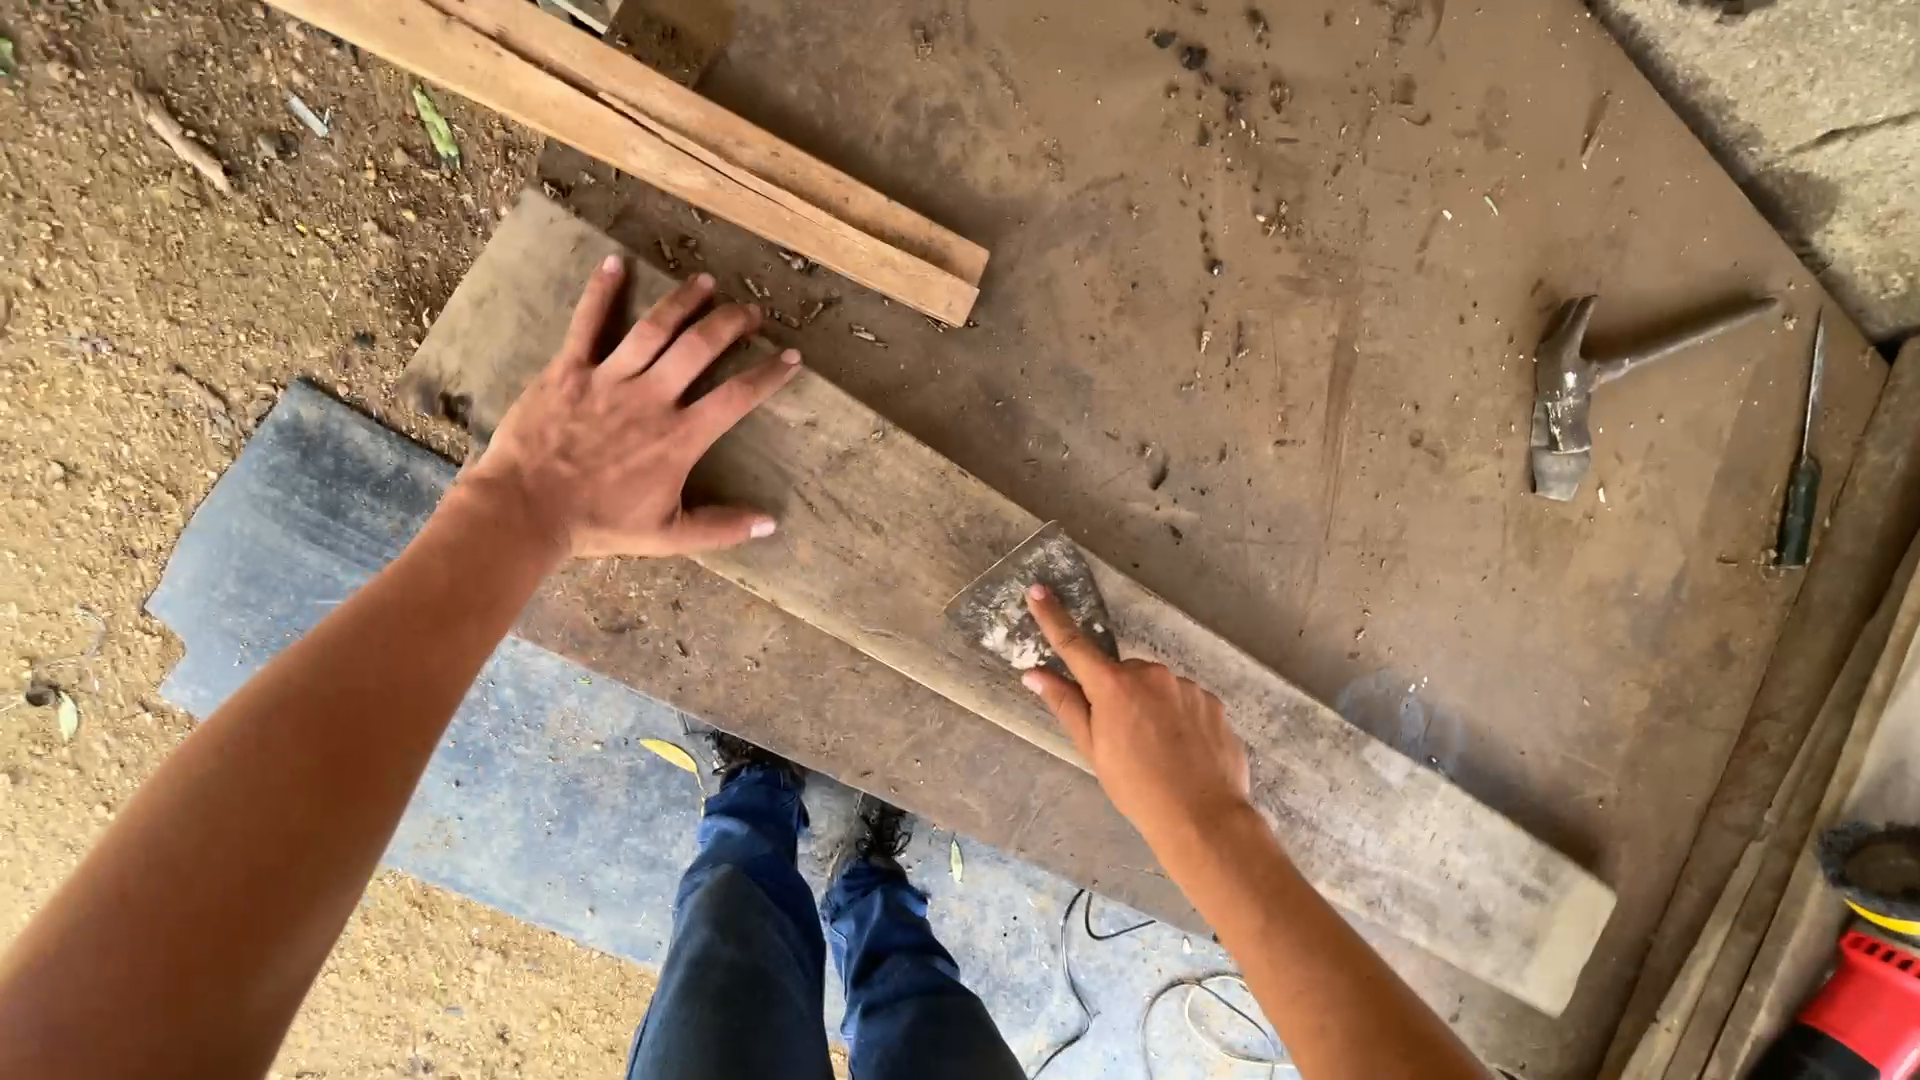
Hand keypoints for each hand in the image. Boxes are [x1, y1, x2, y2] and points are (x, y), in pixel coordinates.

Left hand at [463, 257, 800, 558]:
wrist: (527, 510)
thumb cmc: (600, 524)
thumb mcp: (668, 535)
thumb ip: (721, 527)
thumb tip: (769, 525)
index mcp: (680, 436)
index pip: (737, 397)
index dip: (769, 374)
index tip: (791, 357)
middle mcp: (651, 398)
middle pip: (700, 348)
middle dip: (731, 324)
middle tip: (751, 312)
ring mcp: (609, 379)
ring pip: (655, 329)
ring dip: (684, 302)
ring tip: (706, 283)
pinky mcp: (569, 370)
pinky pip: (588, 323)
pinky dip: (602, 292)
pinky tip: (616, 263)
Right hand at [1023, 584, 1251, 842]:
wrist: (1203, 817)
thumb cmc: (1137, 787)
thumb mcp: (1092, 748)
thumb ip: (1065, 704)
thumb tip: (1034, 674)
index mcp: (1113, 685)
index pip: (1073, 644)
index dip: (1052, 616)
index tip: (1037, 590)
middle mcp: (1150, 674)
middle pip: (1122, 674)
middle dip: (1117, 695)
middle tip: (1121, 737)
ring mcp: (1186, 685)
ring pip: (1156, 687)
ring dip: (1150, 707)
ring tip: (1157, 750)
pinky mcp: (1212, 701)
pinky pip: (1184, 700)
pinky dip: (1178, 718)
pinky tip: (1182, 750)